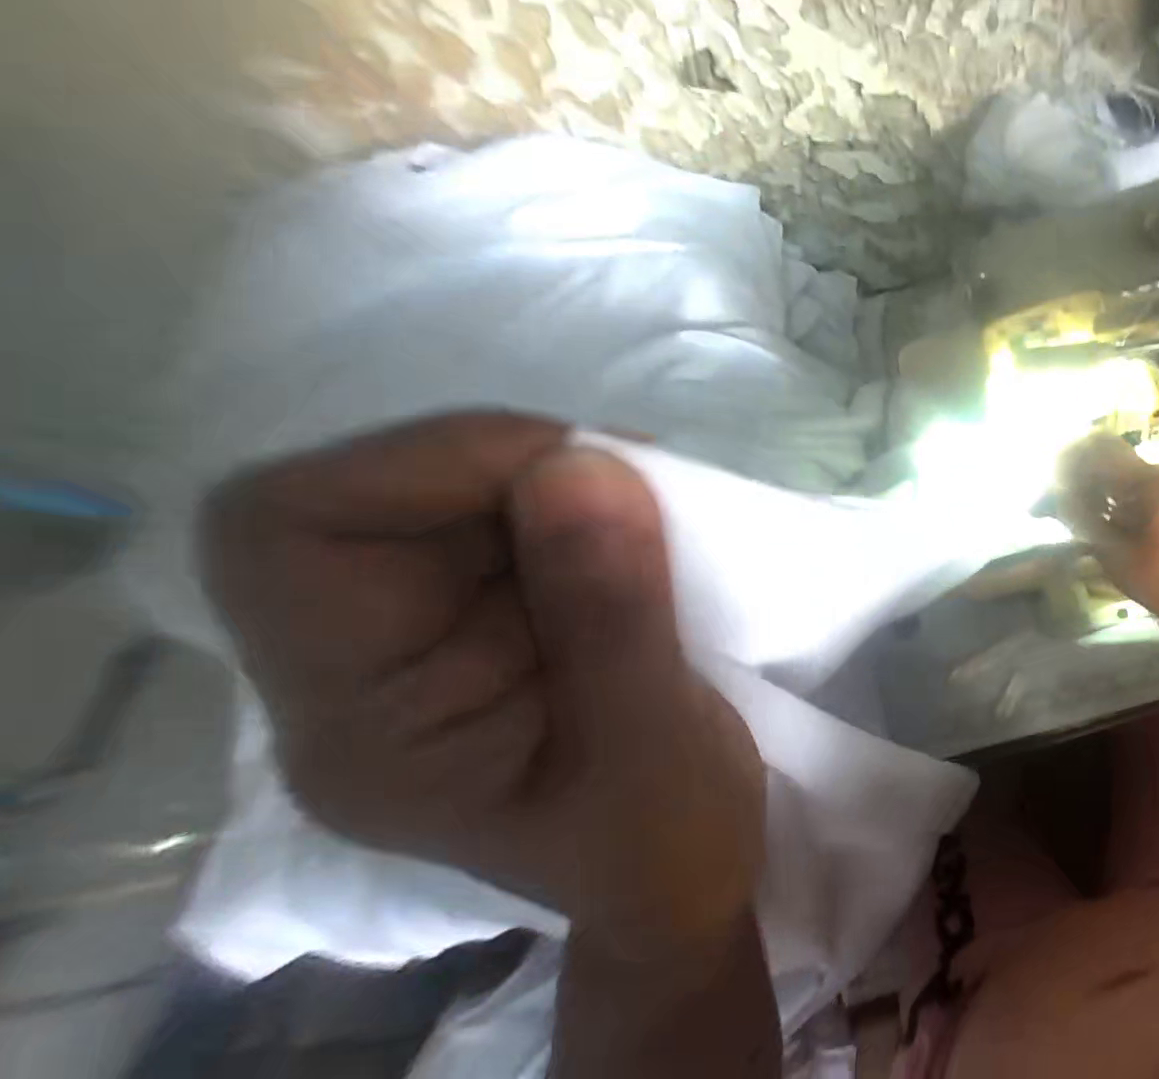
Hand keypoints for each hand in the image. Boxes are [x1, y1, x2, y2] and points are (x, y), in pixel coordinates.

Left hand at [200, 413, 764, 960]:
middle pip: (373, 499)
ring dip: (555, 478)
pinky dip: (579, 499)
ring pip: (451, 497)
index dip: (425, 466)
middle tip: (633, 479)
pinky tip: (640, 522)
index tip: (579, 469)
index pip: (295, 534)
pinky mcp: (491, 621)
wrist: (687, 870)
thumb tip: (584, 464)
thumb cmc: (668, 836)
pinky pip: (511, 519)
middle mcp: (364, 668)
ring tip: (651, 504)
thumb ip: (612, 616)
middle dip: (509, 468)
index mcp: (361, 724)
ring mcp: (429, 640)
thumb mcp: (653, 741)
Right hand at [1055, 435, 1158, 647]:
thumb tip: (1046, 496)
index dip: (1062, 472)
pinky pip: (1118, 489)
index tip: (1039, 498)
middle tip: (1042, 507)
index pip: (1095, 456)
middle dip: (1068, 478)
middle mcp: (1155, 473)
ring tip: (1053, 514)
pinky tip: (1076, 519)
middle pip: (1100, 459)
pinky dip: (1096, 501)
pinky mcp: (1156, 501)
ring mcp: (1157, 486)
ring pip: (1107, 474)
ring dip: (1079, 489)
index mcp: (1151, 480)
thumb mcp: (1114, 552)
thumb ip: (1079, 518)